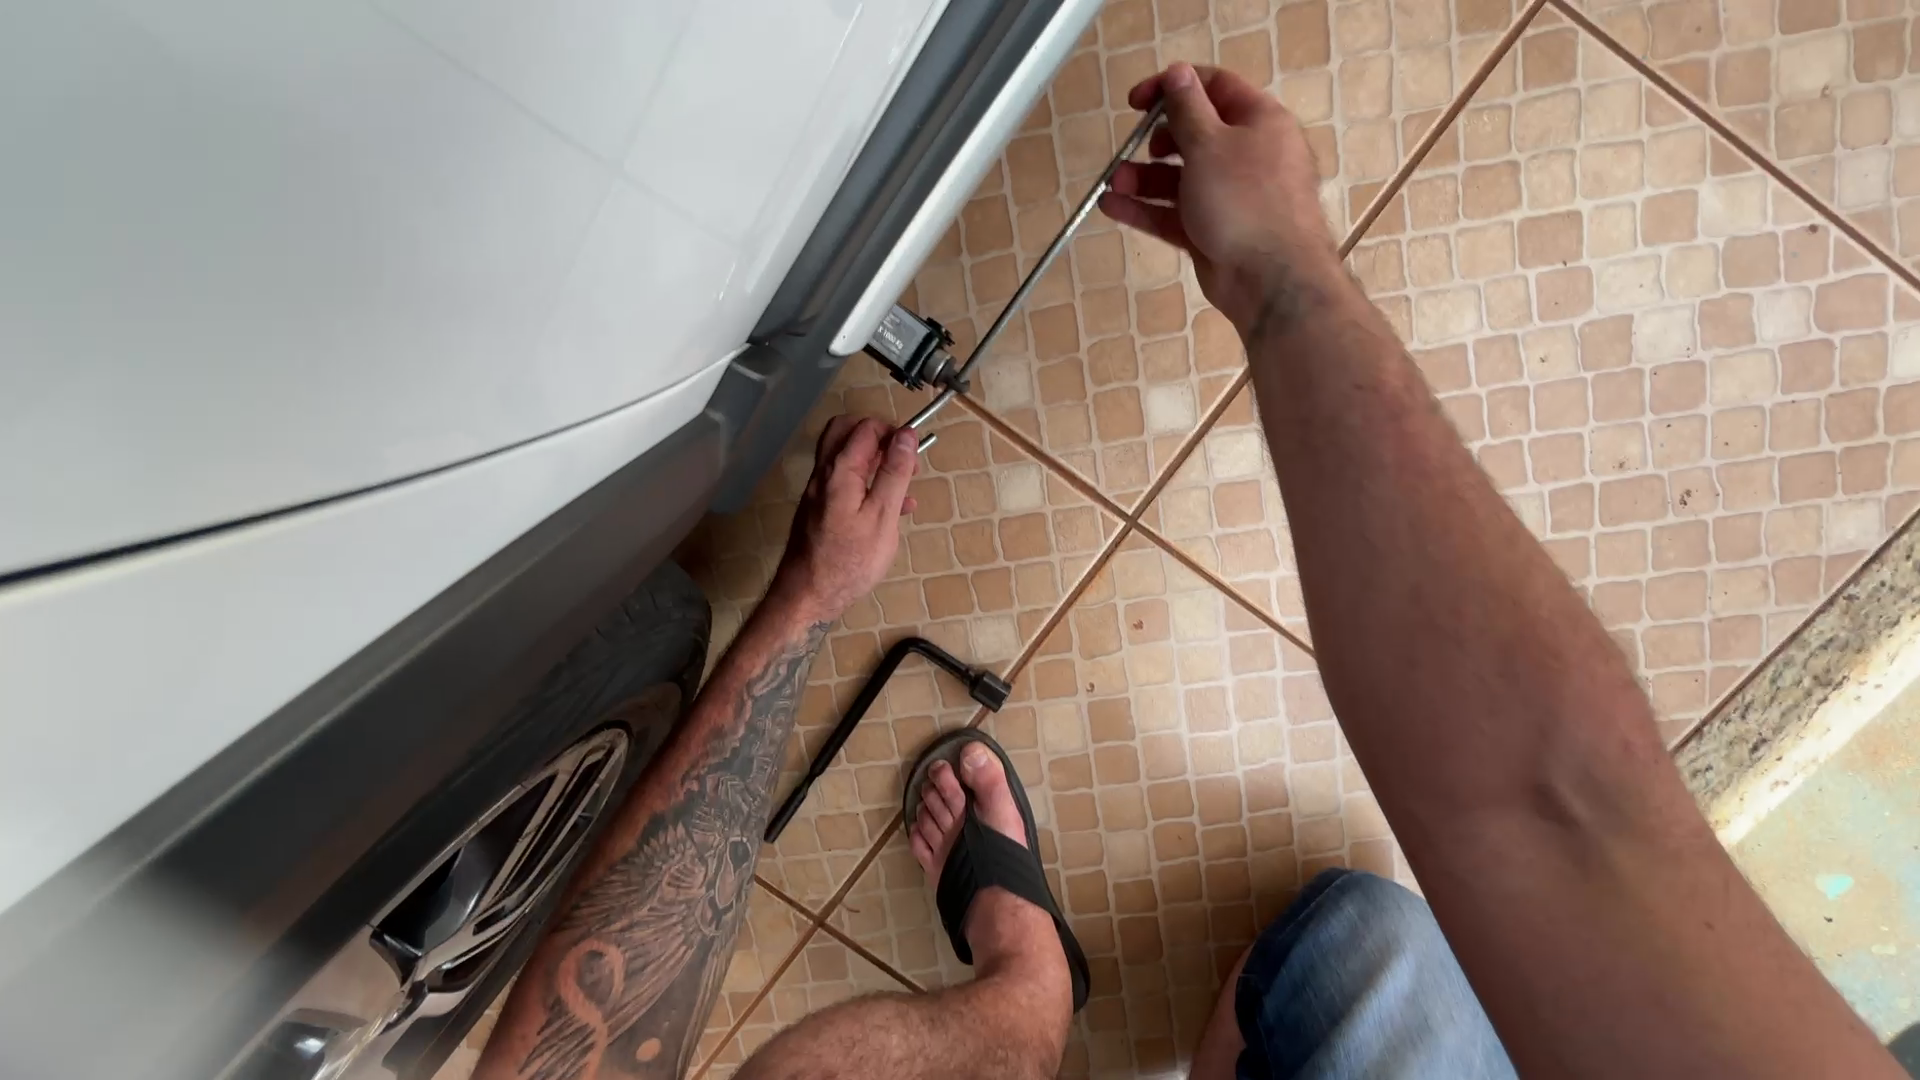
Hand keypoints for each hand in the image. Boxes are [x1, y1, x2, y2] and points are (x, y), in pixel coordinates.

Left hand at [767, 415, 919, 624]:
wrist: (807, 595)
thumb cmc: (849, 560)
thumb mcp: (882, 516)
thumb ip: (894, 473)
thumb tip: (906, 435)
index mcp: (839, 470)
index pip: (865, 428)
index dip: (893, 432)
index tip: (914, 451)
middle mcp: (823, 474)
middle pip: (846, 433)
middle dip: (878, 438)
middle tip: (902, 458)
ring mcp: (818, 492)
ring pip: (845, 458)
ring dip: (875, 462)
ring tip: (904, 486)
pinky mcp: (818, 510)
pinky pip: (844, 483)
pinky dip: (866, 484)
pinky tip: (890, 510)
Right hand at [1100, 63, 1341, 334]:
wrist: (1270, 278)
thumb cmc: (1245, 200)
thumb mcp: (1210, 145)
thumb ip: (1187, 110)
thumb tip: (1176, 74)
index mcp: (1257, 121)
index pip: (1212, 89)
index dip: (1173, 88)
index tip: (1136, 101)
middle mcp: (1244, 156)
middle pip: (1193, 137)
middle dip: (1154, 142)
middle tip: (1132, 148)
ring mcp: (1227, 198)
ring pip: (1178, 180)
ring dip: (1142, 180)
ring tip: (1112, 184)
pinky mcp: (1210, 233)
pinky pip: (1173, 215)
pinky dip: (1145, 210)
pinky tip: (1112, 207)